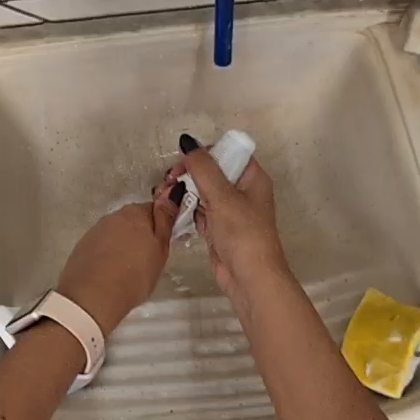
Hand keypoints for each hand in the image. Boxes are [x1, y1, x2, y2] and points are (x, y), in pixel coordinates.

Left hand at [56, 196, 179, 334]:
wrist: (93, 297)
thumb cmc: (135, 275)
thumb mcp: (160, 249)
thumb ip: (165, 220)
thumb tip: (172, 192)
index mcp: (135, 213)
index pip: (154, 209)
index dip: (160, 226)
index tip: (161, 245)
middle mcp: (113, 216)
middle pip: (133, 220)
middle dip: (140, 235)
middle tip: (146, 259)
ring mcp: (95, 230)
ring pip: (116, 233)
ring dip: (123, 244)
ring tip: (128, 269)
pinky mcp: (82, 246)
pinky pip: (101, 245)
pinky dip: (108, 254)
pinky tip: (111, 272)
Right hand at [174, 146, 287, 297]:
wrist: (250, 278)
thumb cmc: (242, 233)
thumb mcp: (222, 195)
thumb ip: (202, 168)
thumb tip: (187, 141)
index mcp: (252, 177)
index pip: (226, 152)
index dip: (204, 153)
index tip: (182, 161)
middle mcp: (242, 191)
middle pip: (211, 171)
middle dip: (189, 174)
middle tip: (169, 180)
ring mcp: (230, 211)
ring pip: (203, 192)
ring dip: (186, 193)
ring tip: (167, 196)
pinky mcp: (219, 228)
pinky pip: (200, 212)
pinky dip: (189, 211)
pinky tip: (176, 213)